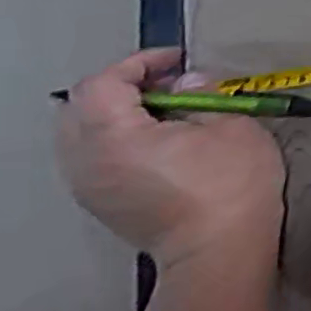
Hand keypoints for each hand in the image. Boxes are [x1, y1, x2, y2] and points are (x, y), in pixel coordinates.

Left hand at [56, 48, 285, 271]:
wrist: (219, 250)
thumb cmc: (231, 183)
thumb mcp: (232, 126)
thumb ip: (203, 96)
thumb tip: (187, 82)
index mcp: (114, 137)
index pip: (102, 83)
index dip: (138, 63)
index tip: (177, 60)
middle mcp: (85, 160)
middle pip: (78, 106)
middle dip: (120, 85)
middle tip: (167, 82)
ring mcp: (87, 185)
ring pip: (79, 132)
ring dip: (115, 111)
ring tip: (163, 109)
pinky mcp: (98, 202)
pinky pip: (90, 154)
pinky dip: (114, 135)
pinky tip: (155, 139)